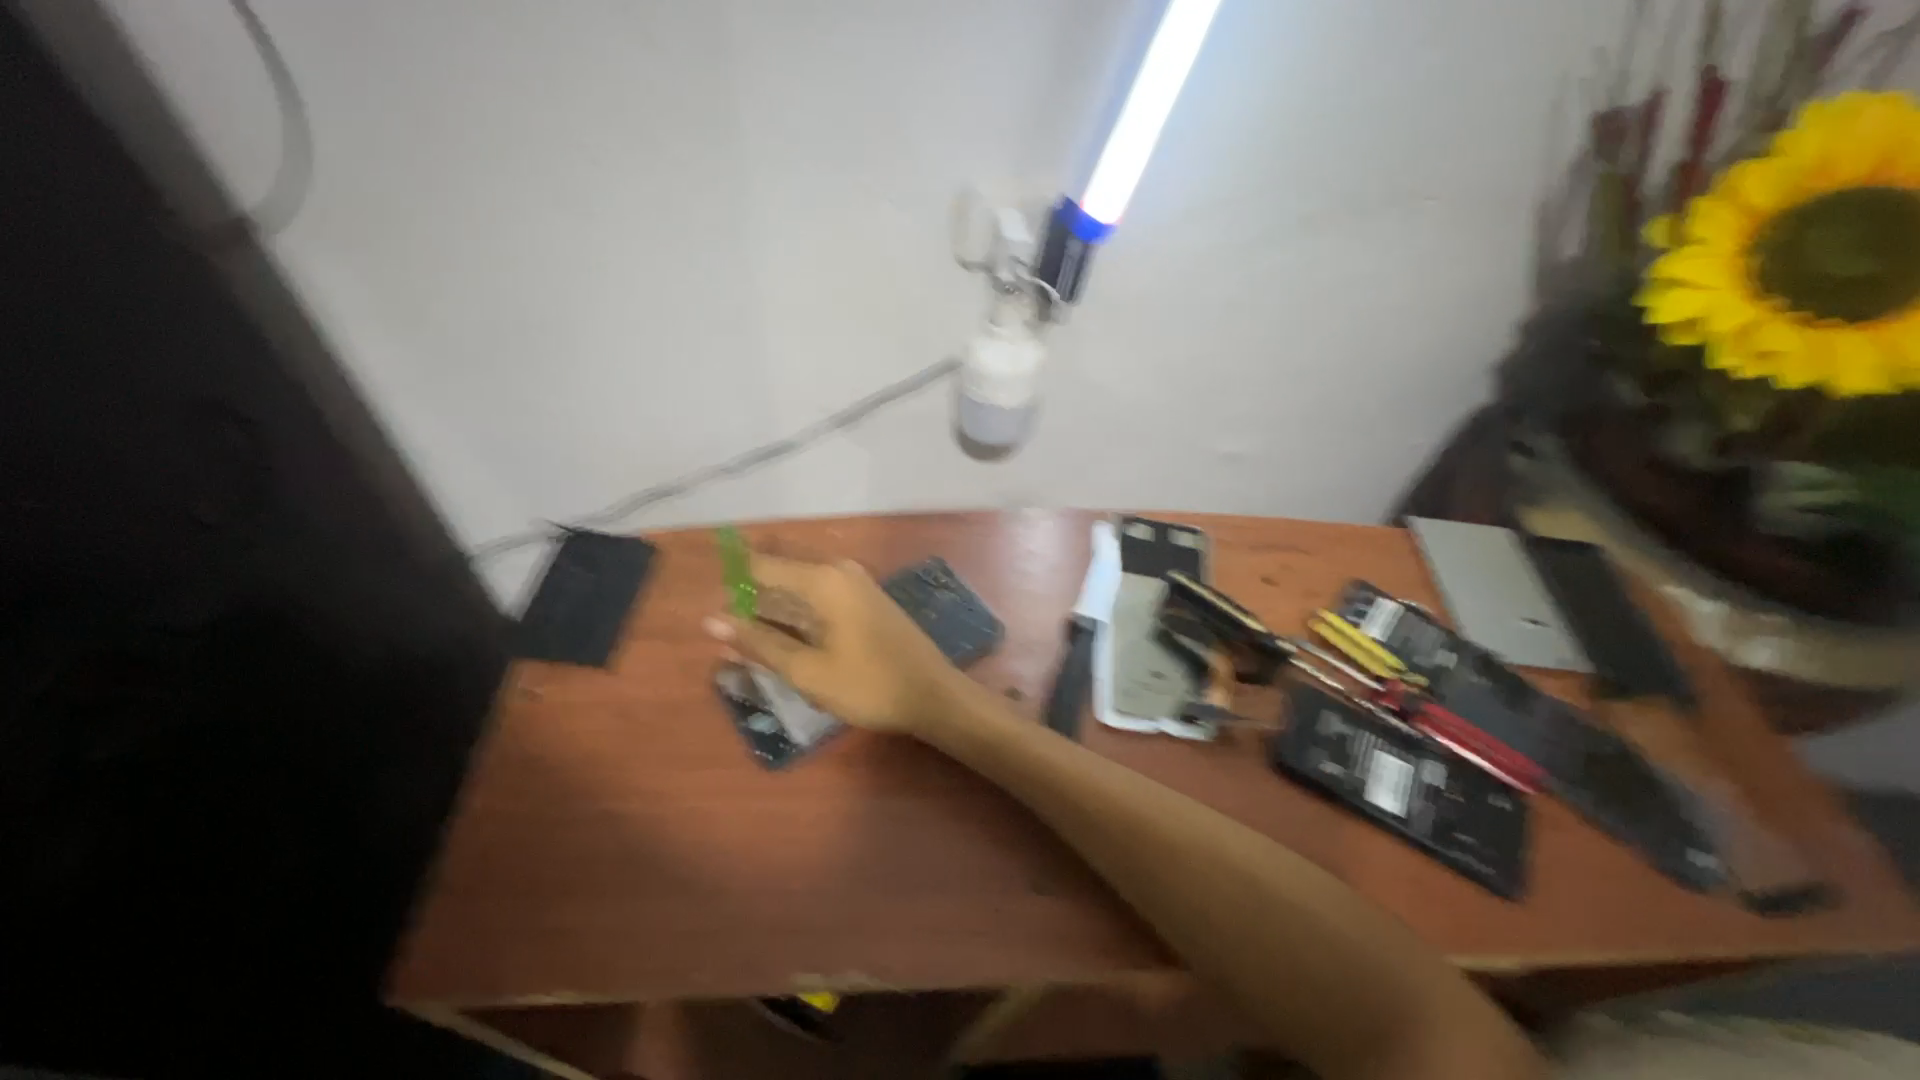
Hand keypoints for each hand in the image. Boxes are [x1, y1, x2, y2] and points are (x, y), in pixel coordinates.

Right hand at [705, 552, 962, 735]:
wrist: (933, 695)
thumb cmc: (868, 684)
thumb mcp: (807, 670)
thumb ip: (758, 643)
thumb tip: (711, 622)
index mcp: (822, 578)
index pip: (759, 565)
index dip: (730, 586)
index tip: (711, 616)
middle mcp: (838, 570)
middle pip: (779, 573)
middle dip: (749, 598)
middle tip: (726, 634)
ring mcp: (855, 584)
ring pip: (798, 588)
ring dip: (772, 612)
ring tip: (747, 645)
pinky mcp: (865, 601)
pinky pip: (818, 598)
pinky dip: (796, 616)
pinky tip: (782, 643)